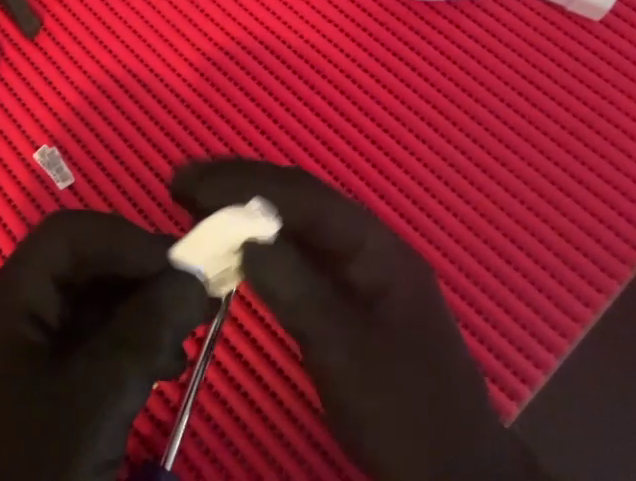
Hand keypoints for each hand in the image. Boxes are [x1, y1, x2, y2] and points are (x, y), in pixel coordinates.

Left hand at [0, 209, 212, 480]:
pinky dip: (131, 345)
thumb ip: (145, 330)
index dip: (126, 240)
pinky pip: (92, 344)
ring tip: (184, 342)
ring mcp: (28, 352)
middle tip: (197, 302)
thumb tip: (193, 276)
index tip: (184, 266)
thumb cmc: (38, 467)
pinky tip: (163, 369)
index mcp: (10, 299)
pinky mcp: (46, 388)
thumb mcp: (96, 396)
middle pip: (81, 266)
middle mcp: (16, 313)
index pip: (69, 236)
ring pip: (91, 305)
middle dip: (140, 277)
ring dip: (141, 312)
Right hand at [172, 160, 538, 480]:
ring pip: (294, 225)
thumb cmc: (404, 412)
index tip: (189, 183)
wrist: (454, 476)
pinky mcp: (344, 301)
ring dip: (244, 209)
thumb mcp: (346, 350)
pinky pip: (295, 255)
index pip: (303, 197)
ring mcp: (358, 274)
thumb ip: (296, 288)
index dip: (242, 183)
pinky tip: (231, 245)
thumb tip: (240, 236)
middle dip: (238, 186)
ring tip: (194, 204)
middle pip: (298, 200)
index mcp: (377, 249)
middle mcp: (368, 249)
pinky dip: (257, 243)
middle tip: (181, 185)